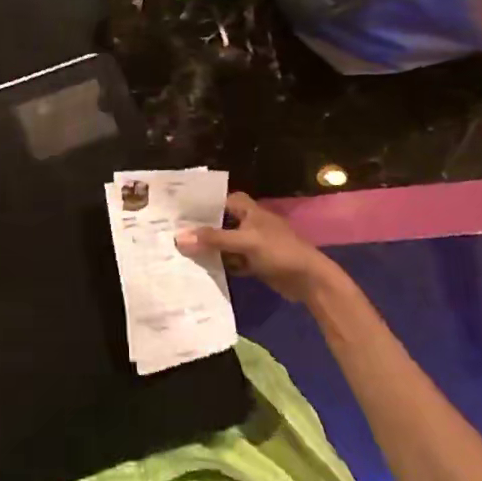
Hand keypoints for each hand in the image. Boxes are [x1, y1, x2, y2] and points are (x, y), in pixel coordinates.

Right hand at [176, 193, 340, 303]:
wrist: (310, 280)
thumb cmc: (280, 251)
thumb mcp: (245, 241)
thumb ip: (213, 239)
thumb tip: (179, 237)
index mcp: (248, 210)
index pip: (218, 201)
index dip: (199, 206)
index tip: (176, 212)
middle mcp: (248, 222)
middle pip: (218, 223)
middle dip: (199, 230)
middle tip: (171, 233)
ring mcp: (251, 243)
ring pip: (223, 243)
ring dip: (208, 249)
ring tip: (179, 252)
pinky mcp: (253, 262)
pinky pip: (230, 260)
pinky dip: (219, 264)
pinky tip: (200, 269)